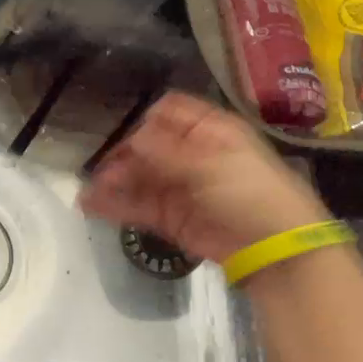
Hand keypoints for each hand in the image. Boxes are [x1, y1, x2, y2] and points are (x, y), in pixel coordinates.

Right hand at [78, 93, 330, 264]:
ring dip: (112, 181)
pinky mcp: (169, 217)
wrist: (274, 248)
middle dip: (122, 155)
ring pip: (137, 177)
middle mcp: (191, 155)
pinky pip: (136, 206)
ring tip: (88, 192)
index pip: (170, 113)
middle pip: (146, 146)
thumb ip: (165, 151)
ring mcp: (178, 187)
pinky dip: (113, 205)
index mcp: (209, 132)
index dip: (148, 120)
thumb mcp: (210, 164)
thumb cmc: (250, 193)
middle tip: (104, 171)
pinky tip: (90, 205)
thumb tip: (132, 138)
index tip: (130, 133)